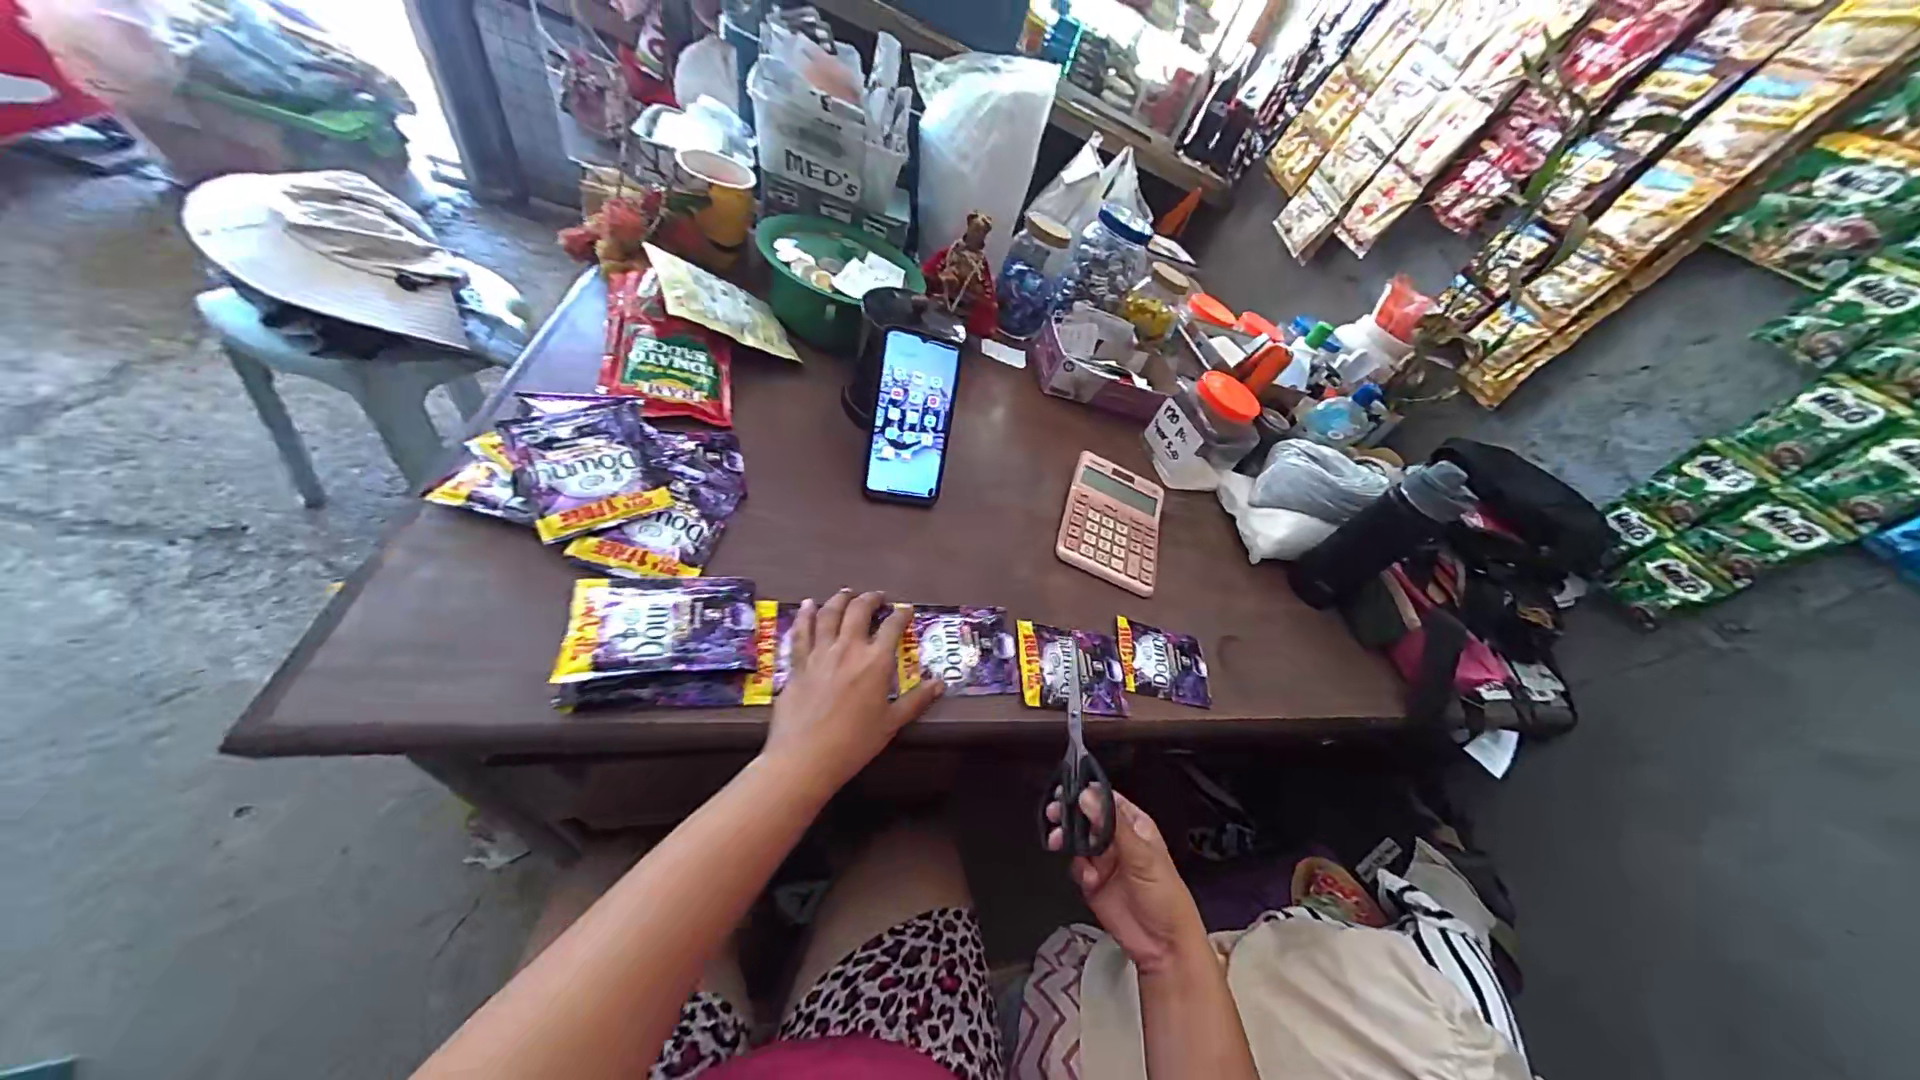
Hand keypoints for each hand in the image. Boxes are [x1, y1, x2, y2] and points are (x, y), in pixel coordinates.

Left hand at [760, 590, 943, 798]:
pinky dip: (806, 615)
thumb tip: (940, 683)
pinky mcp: (798, 662)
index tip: (906, 610)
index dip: (902, 615)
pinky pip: (802, 631)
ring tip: (846, 593)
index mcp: (875, 662)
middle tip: (877, 597)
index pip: (893, 627)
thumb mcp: (891, 724)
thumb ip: (916, 700)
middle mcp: (848, 649)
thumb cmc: (853, 743)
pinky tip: (808, 605)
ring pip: (829, 614)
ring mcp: (820, 653)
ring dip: (840, 599)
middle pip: (859, 611)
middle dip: (871, 599)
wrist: (805, 757)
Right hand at [1048, 787, 1207, 974]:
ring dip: (1068, 840)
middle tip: (1056, 813)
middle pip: (1087, 817)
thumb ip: (1113, 826)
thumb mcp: (1143, 856)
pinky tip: (1089, 879)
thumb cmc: (1166, 897)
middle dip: (1071, 815)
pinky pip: (1076, 866)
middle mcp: (1117, 840)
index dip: (1089, 794)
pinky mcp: (1092, 881)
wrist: (1163, 946)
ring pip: (1078, 840)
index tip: (1069, 791)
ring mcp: (1104, 860)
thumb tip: (1088, 797)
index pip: (1108, 800)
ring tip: (1060, 842)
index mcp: (1135, 826)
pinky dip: (1078, 870)